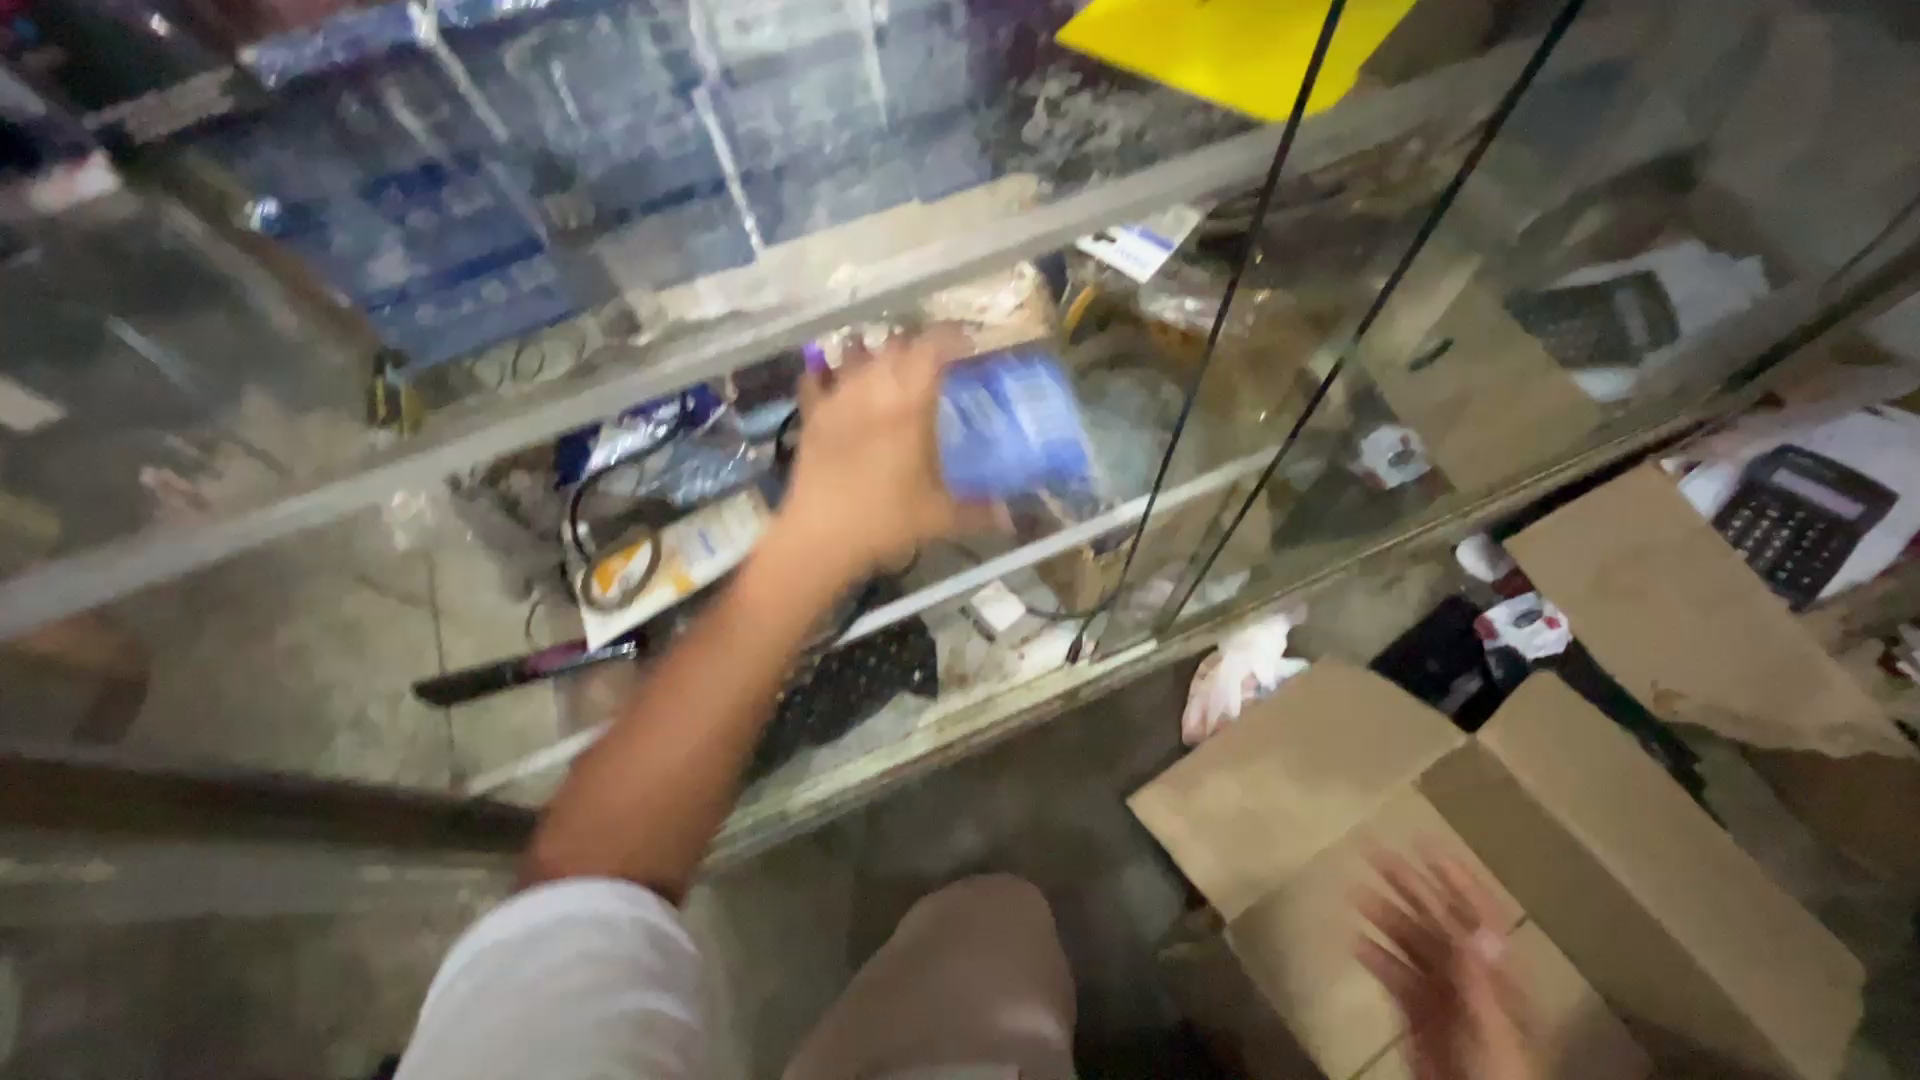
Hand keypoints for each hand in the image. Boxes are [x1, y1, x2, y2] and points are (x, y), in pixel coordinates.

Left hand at [776, 325, 1002, 580]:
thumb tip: (1012, 516)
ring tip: (888, 366)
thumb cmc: (886, 521)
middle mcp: (873, 390)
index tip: (968, 345)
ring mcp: (837, 399)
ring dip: (874, 353)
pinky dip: (828, 371)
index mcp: (910, 405)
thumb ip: (980, 511)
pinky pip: (815, 377)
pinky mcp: (811, 416)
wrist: (821, 538)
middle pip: (895, 345)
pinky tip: (835, 379)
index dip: (952, 338)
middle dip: (916, 346)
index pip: (933, 348)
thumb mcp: (941, 517)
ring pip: (855, 354)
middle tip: (933, 362)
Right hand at [1355, 851, 1535, 1079]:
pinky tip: (1353, 941)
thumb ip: (1480, 978)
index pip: (1477, 914)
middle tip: (1372, 852)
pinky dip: (1374, 955)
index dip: (1453, 877)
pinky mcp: (1417, 1010)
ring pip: (1410, 942)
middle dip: (1407, 884)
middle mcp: (1469, 974)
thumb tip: (1479, 928)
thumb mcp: (1490, 1024)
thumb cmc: (1495, 1071)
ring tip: (1354, 892)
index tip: (1423, 843)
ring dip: (1384, 915)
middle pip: (1436, 920)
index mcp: (1495, 973)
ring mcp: (1442, 991)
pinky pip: (1393, 973)